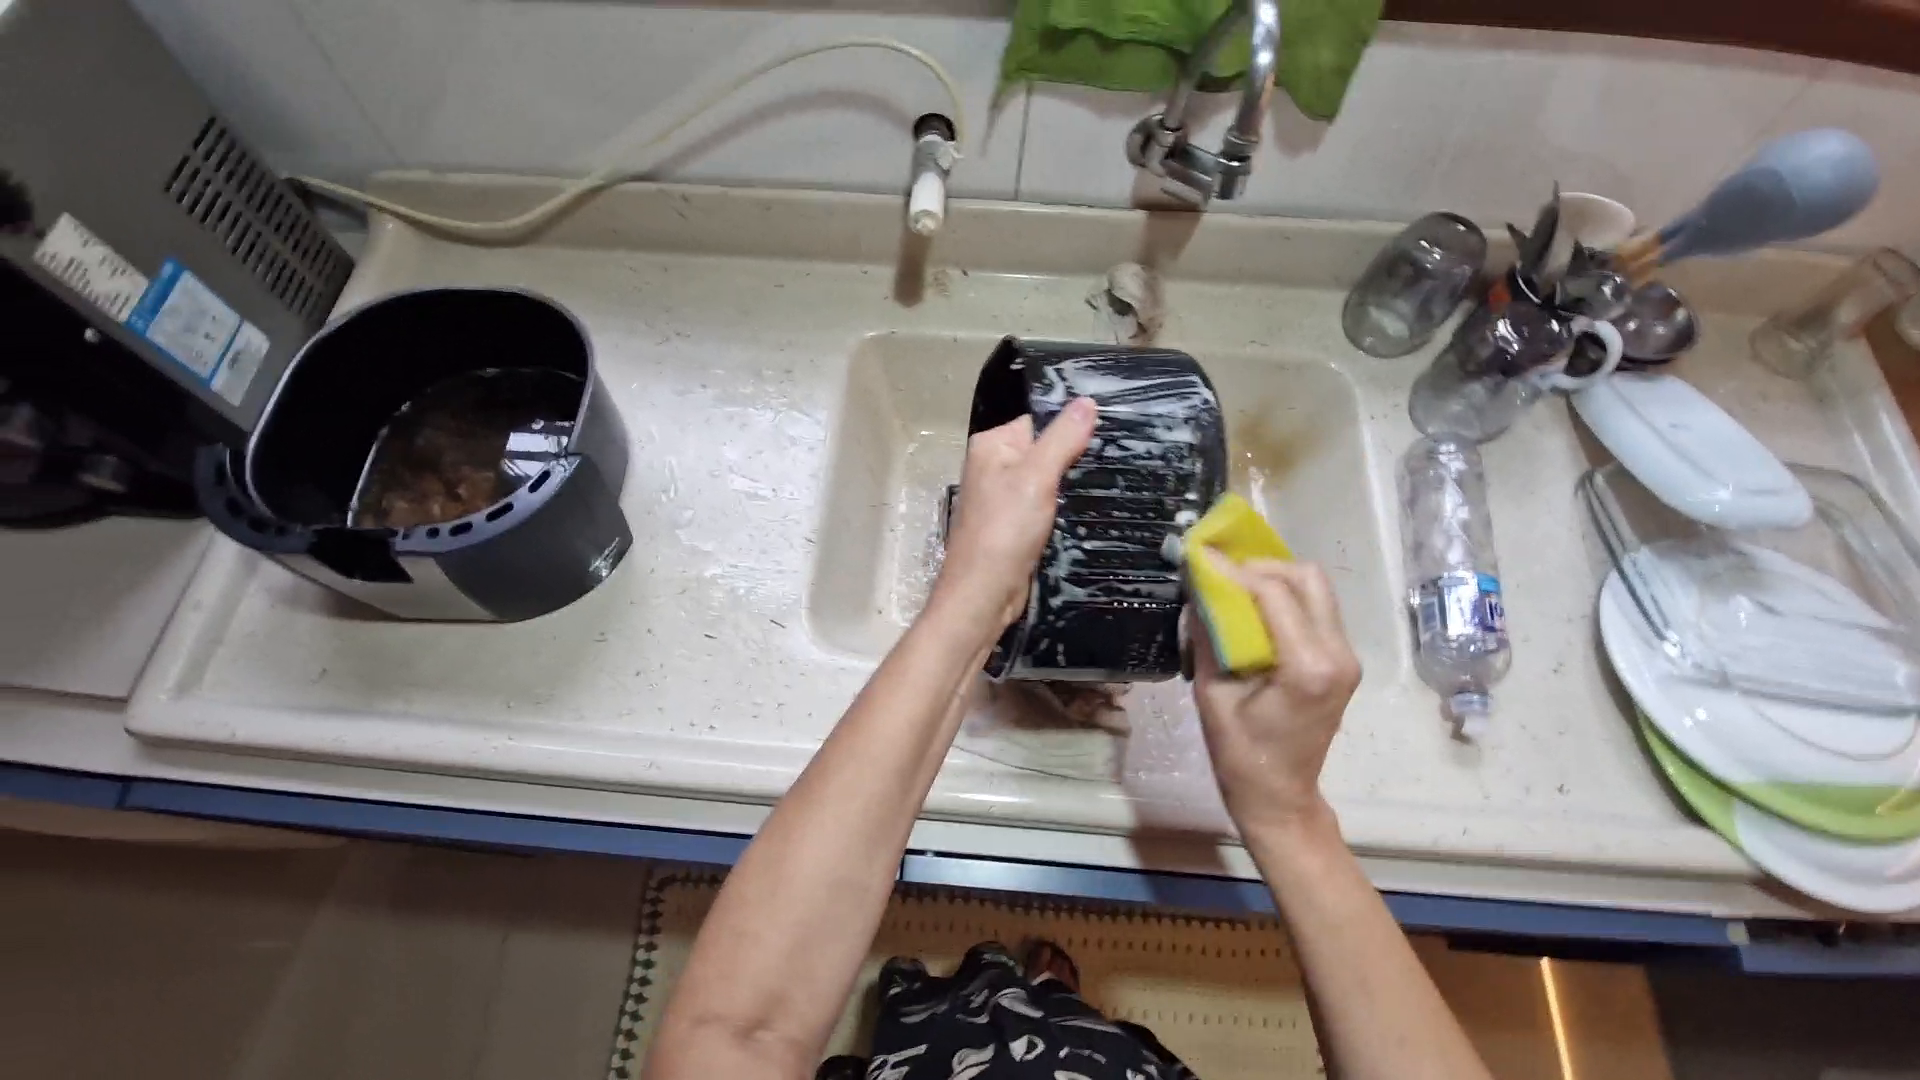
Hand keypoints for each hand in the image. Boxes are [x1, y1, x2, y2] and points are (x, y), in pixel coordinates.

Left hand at [930, 398, 1097, 635]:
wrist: (984, 594)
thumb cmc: (1005, 530)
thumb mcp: (1036, 476)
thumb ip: (1062, 438)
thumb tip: (1087, 401)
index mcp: (992, 446)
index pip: (1040, 421)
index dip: (1071, 427)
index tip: (1108, 433)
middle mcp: (994, 467)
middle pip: (1046, 450)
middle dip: (1075, 458)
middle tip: (1117, 461)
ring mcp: (1004, 498)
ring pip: (1050, 481)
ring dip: (1073, 487)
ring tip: (1110, 485)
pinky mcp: (1016, 525)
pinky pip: (1047, 507)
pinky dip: (1065, 510)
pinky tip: (1091, 512)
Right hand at [1190, 556, 1360, 834]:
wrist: (1279, 795)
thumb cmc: (1240, 753)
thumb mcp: (1212, 693)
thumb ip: (1209, 635)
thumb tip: (1198, 588)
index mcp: (1307, 667)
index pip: (1273, 594)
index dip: (1233, 570)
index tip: (1200, 557)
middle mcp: (1337, 654)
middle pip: (1307, 578)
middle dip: (1260, 566)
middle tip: (1222, 573)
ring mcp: (1346, 656)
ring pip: (1316, 588)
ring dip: (1274, 578)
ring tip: (1235, 586)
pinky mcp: (1342, 659)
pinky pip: (1316, 608)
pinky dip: (1284, 596)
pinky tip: (1253, 606)